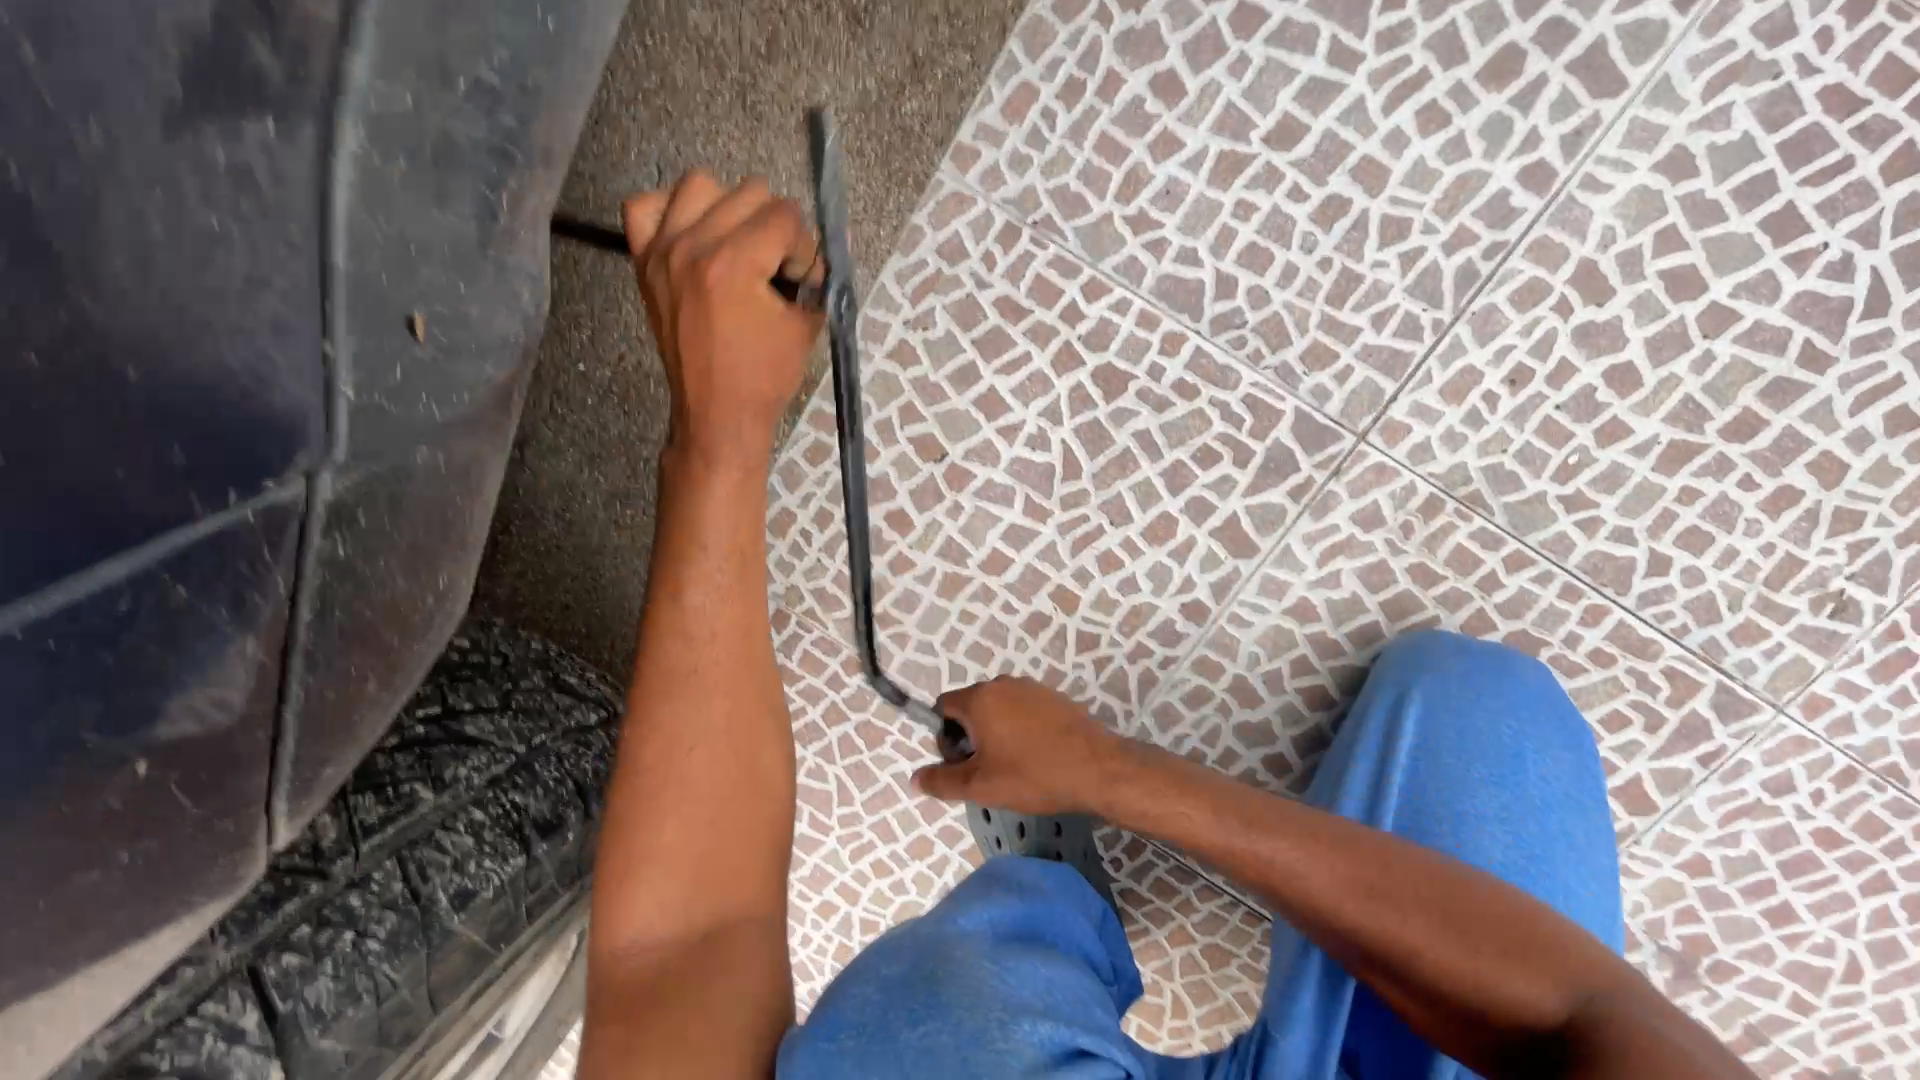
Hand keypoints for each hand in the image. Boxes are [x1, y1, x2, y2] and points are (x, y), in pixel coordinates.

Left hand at [623, 171, 823, 474]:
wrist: (717, 414)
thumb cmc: (766, 376)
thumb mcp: (806, 324)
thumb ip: (818, 276)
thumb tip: (827, 243)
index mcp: (734, 263)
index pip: (784, 214)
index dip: (803, 246)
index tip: (800, 279)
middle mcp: (693, 246)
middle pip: (748, 192)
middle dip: (773, 228)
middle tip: (774, 269)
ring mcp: (662, 251)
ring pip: (699, 184)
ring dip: (727, 208)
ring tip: (737, 245)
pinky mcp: (644, 263)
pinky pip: (644, 206)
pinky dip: (669, 211)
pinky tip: (693, 236)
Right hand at [911, 676, 1122, 814]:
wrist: (1098, 769)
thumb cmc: (1033, 775)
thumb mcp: (981, 786)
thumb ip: (943, 781)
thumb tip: (915, 778)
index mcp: (980, 699)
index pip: (943, 707)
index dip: (943, 736)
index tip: (960, 763)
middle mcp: (1004, 684)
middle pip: (970, 706)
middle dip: (969, 736)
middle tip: (985, 770)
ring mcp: (1032, 688)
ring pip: (998, 708)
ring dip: (995, 732)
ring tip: (1013, 766)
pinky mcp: (1055, 698)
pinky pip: (1023, 710)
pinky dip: (1020, 729)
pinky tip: (1036, 756)